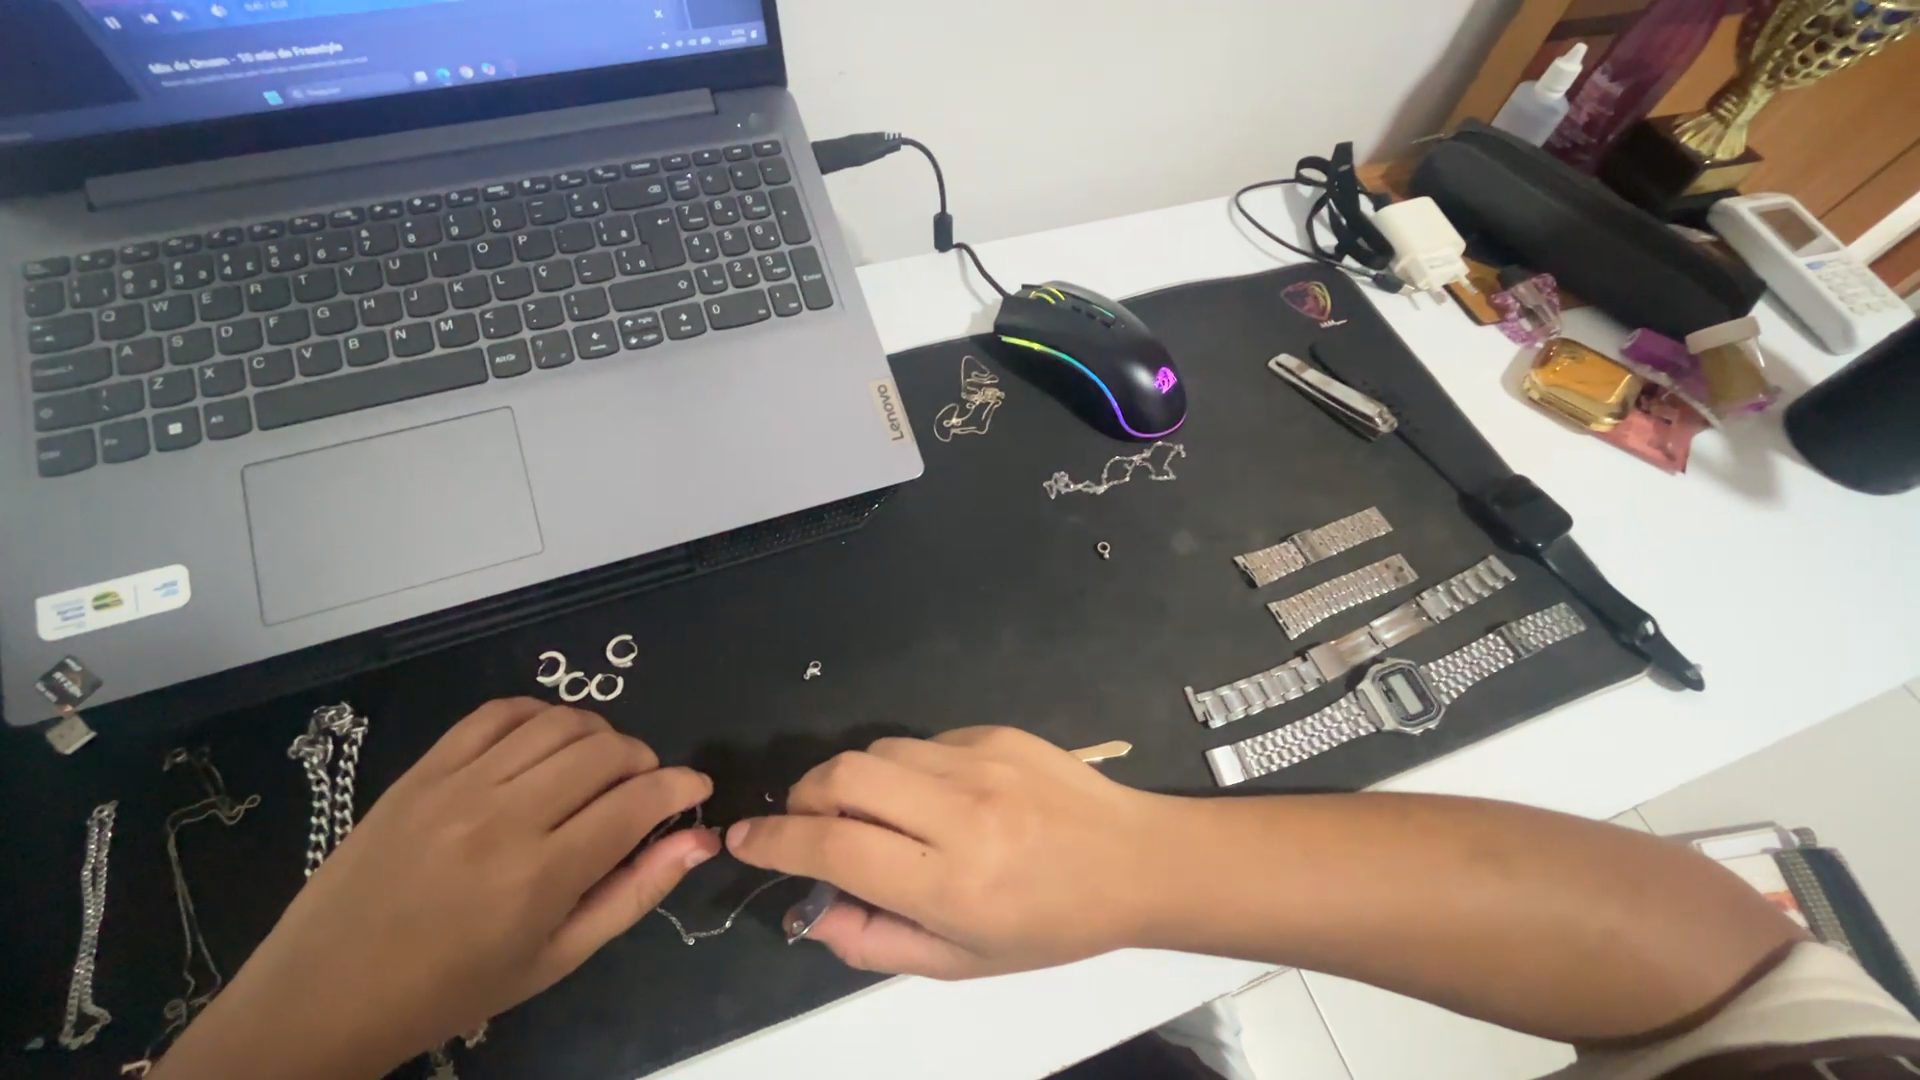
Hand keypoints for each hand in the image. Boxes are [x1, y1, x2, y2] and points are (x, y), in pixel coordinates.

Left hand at [154, 698, 720, 1079]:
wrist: (320, 999)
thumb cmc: (453, 989)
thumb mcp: (557, 957)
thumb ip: (636, 892)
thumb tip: (701, 840)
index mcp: (539, 877)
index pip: (639, 802)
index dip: (682, 786)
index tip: (694, 788)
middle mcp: (503, 819)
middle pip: (607, 751)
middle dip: (645, 761)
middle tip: (642, 788)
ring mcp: (457, 787)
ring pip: (560, 723)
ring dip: (599, 735)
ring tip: (597, 766)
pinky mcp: (422, 770)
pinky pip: (499, 713)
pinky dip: (540, 715)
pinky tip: (545, 743)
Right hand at [726, 727, 1174, 978]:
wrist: (1132, 859)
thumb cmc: (1050, 924)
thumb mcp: (963, 961)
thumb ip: (877, 941)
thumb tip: (812, 912)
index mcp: (952, 882)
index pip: (836, 850)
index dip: (777, 842)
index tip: (744, 838)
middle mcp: (961, 812)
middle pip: (844, 777)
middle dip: (804, 796)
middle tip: (807, 822)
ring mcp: (981, 761)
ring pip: (878, 750)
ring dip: (853, 779)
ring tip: (874, 812)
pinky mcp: (996, 731)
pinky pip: (922, 741)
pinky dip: (904, 767)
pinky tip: (932, 795)